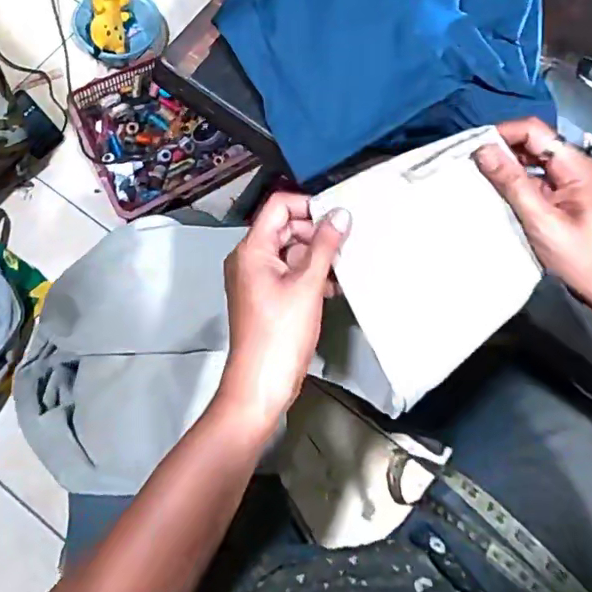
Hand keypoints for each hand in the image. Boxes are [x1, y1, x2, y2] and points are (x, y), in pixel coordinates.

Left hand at [215, 192, 349, 429]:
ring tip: (340, 269)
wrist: (260, 385)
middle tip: (343, 244)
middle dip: (315, 233)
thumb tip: (339, 215)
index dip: (307, 206)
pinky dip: (308, 274)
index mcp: (252, 249)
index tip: (335, 217)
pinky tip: (330, 287)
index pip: (278, 206)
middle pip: (284, 227)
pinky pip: (287, 272)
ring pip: (288, 251)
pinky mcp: (263, 296)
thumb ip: (325, 246)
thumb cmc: (278, 336)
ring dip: (315, 256)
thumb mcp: (308, 285)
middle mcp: (248, 259)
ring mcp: (254, 278)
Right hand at [474, 118, 591, 325]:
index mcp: (579, 166)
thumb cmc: (590, 262)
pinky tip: (503, 199)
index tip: (472, 151)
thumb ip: (512, 183)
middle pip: (535, 144)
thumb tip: (482, 149)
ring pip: (537, 164)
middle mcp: (581, 168)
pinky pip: (543, 182)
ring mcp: (579, 186)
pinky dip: (521, 186)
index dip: (501, 134)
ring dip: (510, 169)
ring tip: (481, 182)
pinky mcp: (576, 202)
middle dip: (502, 151)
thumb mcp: (544, 223)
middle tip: (471, 167)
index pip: (533, 130)